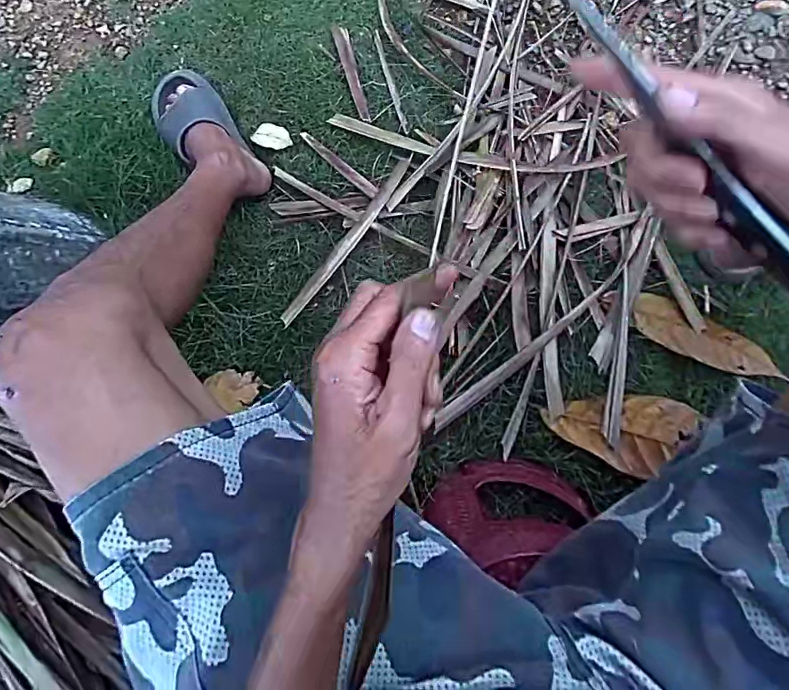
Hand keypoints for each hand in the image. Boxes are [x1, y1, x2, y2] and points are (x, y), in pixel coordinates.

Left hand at [301, 267, 457, 558]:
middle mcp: (335, 350)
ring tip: (419, 408)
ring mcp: (340, 362)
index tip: (453, 275)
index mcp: (343, 356)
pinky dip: (405, 372)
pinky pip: (384, 353)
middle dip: (415, 328)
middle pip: (381, 305)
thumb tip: (426, 313)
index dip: (422, 287)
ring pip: (387, 330)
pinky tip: (412, 410)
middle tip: (432, 371)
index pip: (387, 301)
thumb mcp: (400, 419)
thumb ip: (412, 361)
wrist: (341, 512)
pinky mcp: (349, 376)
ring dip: (413, 359)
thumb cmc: (369, 474)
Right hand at [570, 57, 788, 264]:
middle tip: (697, 189)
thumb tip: (662, 95)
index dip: (614, 76)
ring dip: (678, 207)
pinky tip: (724, 237)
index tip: (578, 68)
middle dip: (660, 173)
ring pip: (649, 186)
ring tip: (718, 218)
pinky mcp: (702, 209)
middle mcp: (697, 135)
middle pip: (639, 145)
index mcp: (715, 105)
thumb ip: (721, 118)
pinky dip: (693, 232)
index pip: (654, 83)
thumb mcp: (780, 142)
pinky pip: (670, 219)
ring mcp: (698, 174)